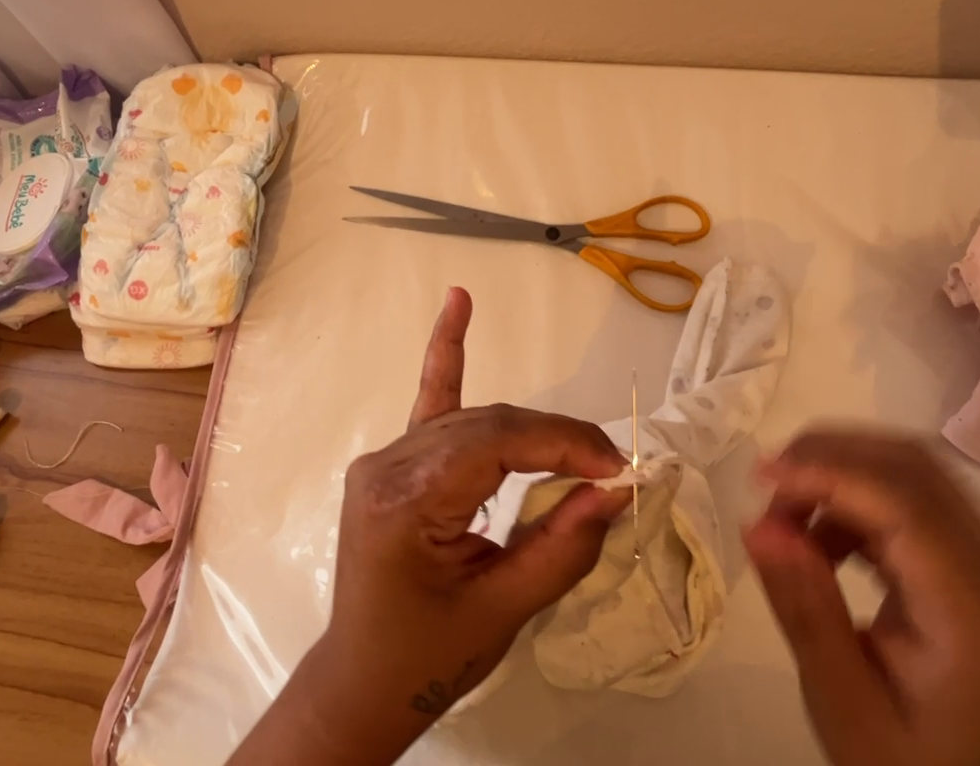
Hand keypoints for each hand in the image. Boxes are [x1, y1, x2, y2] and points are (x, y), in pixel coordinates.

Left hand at [229, 288, 630, 765]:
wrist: (362, 678)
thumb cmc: (431, 655)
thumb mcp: (505, 610)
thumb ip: (562, 547)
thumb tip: (615, 490)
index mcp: (407, 502)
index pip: (497, 443)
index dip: (564, 444)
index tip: (617, 468)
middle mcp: (387, 465)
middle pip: (487, 424)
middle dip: (555, 439)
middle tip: (610, 468)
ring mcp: (383, 459)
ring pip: (471, 418)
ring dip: (527, 428)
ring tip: (580, 445)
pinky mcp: (389, 462)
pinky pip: (431, 403)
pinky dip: (450, 352)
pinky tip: (461, 302)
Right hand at [746, 427, 979, 765]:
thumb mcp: (842, 703)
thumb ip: (805, 609)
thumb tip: (757, 525)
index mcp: (978, 614)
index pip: (906, 504)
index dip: (829, 472)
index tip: (757, 474)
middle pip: (918, 470)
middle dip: (832, 457)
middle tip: (765, 485)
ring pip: (916, 477)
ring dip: (842, 475)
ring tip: (784, 519)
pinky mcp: (975, 575)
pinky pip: (915, 506)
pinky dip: (857, 502)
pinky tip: (819, 540)